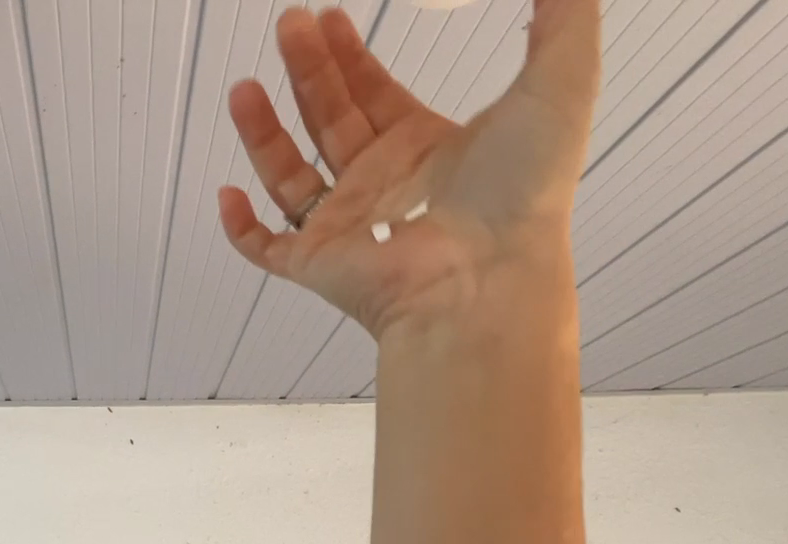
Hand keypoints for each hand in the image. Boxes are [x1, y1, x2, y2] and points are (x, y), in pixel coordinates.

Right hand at [219, 1, 600, 339]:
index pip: (374, 96)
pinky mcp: (313, 264)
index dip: (351, 57)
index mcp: (423, 149)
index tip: (328, 19)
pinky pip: (266, 249)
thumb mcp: (559, 82)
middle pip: (328, 121)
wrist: (480, 274)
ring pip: (288, 177)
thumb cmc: (518, 189)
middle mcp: (377, 186)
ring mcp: (341, 227)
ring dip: (264, 135)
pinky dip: (242, 228)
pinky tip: (227, 194)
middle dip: (307, 73)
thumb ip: (560, 17)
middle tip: (288, 25)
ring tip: (243, 88)